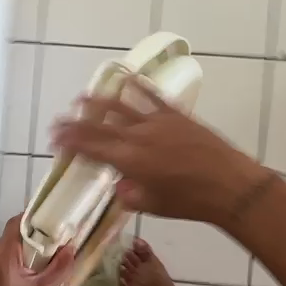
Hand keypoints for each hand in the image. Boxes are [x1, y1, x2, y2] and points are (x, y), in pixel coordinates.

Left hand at [0, 216, 79, 285]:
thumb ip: (60, 266)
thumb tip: (70, 245)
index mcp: (1, 258)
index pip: (15, 225)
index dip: (29, 222)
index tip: (41, 225)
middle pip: (4, 242)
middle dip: (18, 249)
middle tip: (32, 262)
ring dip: (3, 261)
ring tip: (15, 279)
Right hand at [49, 83, 279, 229]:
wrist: (230, 186)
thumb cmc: (190, 202)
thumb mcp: (154, 206)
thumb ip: (131, 194)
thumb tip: (120, 186)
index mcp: (130, 161)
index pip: (91, 147)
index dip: (70, 142)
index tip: (55, 140)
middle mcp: (139, 137)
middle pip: (100, 126)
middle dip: (76, 124)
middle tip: (58, 122)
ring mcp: (158, 122)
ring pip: (121, 107)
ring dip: (98, 102)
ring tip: (81, 98)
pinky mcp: (177, 116)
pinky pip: (152, 97)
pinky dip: (137, 87)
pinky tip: (126, 79)